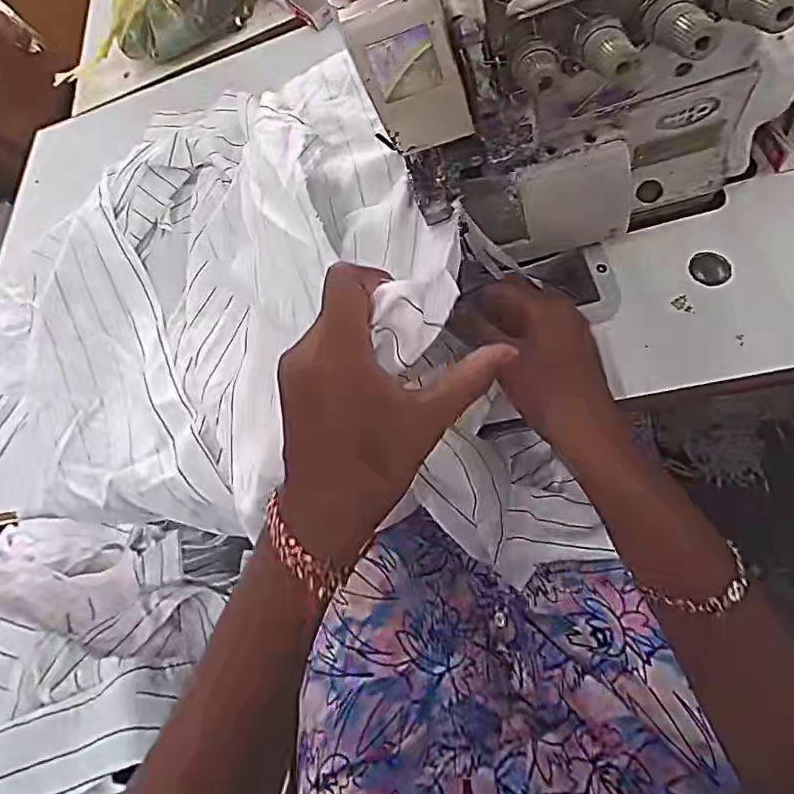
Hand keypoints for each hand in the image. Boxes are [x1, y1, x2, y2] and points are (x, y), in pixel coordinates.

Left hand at [276, 263, 514, 564]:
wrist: (323, 516)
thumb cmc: (372, 468)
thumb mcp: (427, 419)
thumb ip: (468, 378)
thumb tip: (504, 353)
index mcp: (338, 351)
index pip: (343, 280)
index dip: (374, 278)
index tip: (400, 302)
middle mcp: (307, 353)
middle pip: (338, 301)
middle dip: (374, 308)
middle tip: (405, 336)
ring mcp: (293, 370)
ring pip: (328, 324)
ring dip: (360, 330)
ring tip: (390, 363)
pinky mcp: (289, 386)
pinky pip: (317, 347)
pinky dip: (344, 349)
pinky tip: (368, 382)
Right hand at [457, 278, 631, 468]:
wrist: (585, 426)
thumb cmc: (552, 396)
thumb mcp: (501, 360)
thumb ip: (479, 330)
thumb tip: (466, 316)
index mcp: (546, 306)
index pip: (504, 286)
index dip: (479, 295)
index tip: (467, 307)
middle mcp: (566, 311)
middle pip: (523, 295)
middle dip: (498, 307)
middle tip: (477, 322)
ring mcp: (576, 328)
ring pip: (537, 313)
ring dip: (515, 321)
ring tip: (494, 342)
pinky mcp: (579, 346)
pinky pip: (550, 329)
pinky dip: (531, 336)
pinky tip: (518, 356)